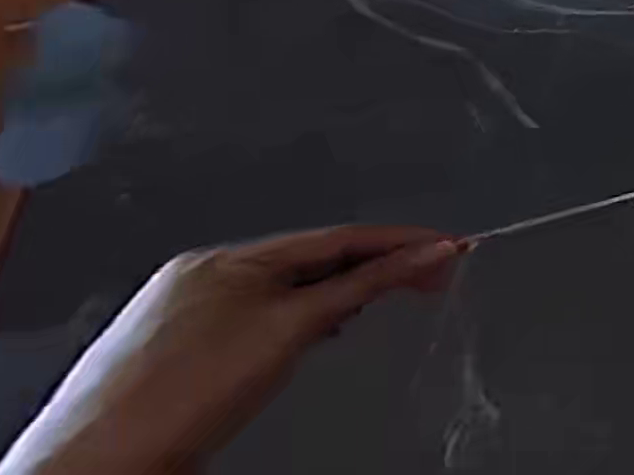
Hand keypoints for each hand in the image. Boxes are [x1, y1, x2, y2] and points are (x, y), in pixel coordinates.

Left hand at [0, 226, 462, 474]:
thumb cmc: (183, 396)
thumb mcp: (296, 325)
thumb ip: (371, 281)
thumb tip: (434, 251)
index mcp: (226, 259)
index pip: (339, 237)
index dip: (402, 240)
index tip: (449, 244)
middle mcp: (207, 276)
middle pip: (319, 260)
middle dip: (377, 266)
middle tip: (433, 274)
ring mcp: (192, 311)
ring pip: (296, 287)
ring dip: (346, 292)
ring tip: (388, 298)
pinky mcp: (189, 347)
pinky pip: (271, 313)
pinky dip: (310, 315)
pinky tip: (326, 327)